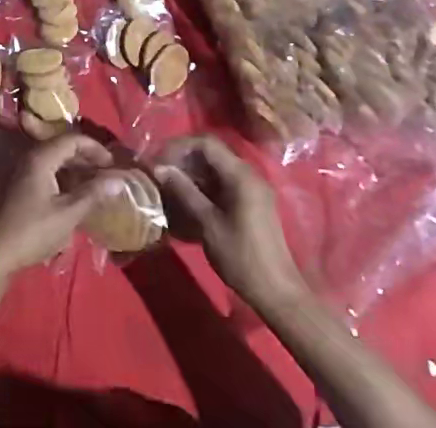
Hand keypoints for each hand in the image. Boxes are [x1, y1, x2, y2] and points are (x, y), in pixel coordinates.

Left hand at [0, 134, 115, 276]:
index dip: (95, 148)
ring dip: (76, 168)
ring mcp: (23, 172)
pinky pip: (47, 172)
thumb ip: (92, 194)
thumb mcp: (67, 214)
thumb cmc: (32, 231)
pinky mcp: (20, 186)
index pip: (72, 140)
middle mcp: (29, 158)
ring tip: (96, 184)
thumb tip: (118, 179)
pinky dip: (64, 178)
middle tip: (108, 173)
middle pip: (62, 147)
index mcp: (40, 158)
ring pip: (54, 161)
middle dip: (87, 157)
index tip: (114, 163)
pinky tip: (76, 194)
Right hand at [154, 135, 308, 310]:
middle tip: (160, 172)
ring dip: (191, 172)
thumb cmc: (241, 257)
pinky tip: (186, 199)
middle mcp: (249, 175)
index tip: (159, 161)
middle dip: (183, 158)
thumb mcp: (208, 224)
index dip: (179, 147)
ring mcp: (252, 189)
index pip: (206, 143)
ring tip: (168, 186)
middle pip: (211, 153)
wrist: (277, 293)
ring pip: (215, 167)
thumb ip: (184, 191)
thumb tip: (159, 167)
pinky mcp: (251, 203)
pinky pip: (222, 182)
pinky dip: (202, 185)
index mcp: (241, 176)